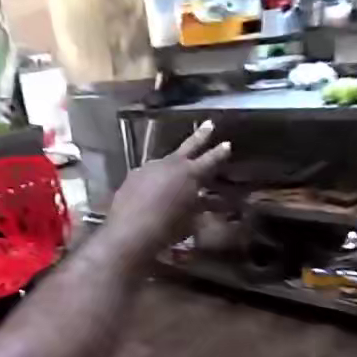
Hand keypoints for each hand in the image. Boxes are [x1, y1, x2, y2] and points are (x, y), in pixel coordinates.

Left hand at [103, 121, 231, 255]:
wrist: (130, 232)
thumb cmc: (168, 229)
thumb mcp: (191, 221)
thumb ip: (199, 207)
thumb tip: (204, 202)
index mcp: (191, 174)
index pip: (211, 160)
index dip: (220, 153)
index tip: (227, 144)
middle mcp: (171, 164)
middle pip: (189, 146)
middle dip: (200, 135)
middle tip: (209, 124)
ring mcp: (150, 167)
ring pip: (166, 160)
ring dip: (174, 161)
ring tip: (178, 162)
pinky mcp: (133, 176)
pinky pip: (149, 173)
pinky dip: (155, 177)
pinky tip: (153, 185)